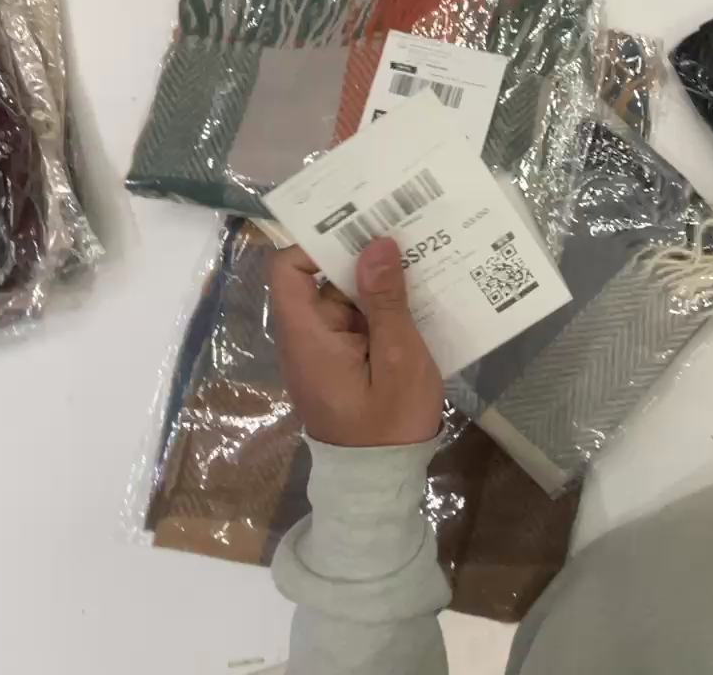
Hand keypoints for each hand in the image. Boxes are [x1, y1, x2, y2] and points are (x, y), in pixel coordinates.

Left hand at [267, 237, 443, 447]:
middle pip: (323, 279)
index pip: (288, 270)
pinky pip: (361, 321)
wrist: (383, 484)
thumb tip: (376, 243)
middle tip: (407, 231)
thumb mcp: (397, 359)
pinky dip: (386, 306)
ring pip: (348, 298)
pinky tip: (423, 295)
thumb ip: (385, 301)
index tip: (362, 229)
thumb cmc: (388, 423)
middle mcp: (309, 338)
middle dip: (362, 255)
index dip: (317, 243)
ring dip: (381, 281)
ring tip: (424, 257)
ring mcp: (328, 351)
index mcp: (307, 336)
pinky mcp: (347, 362)